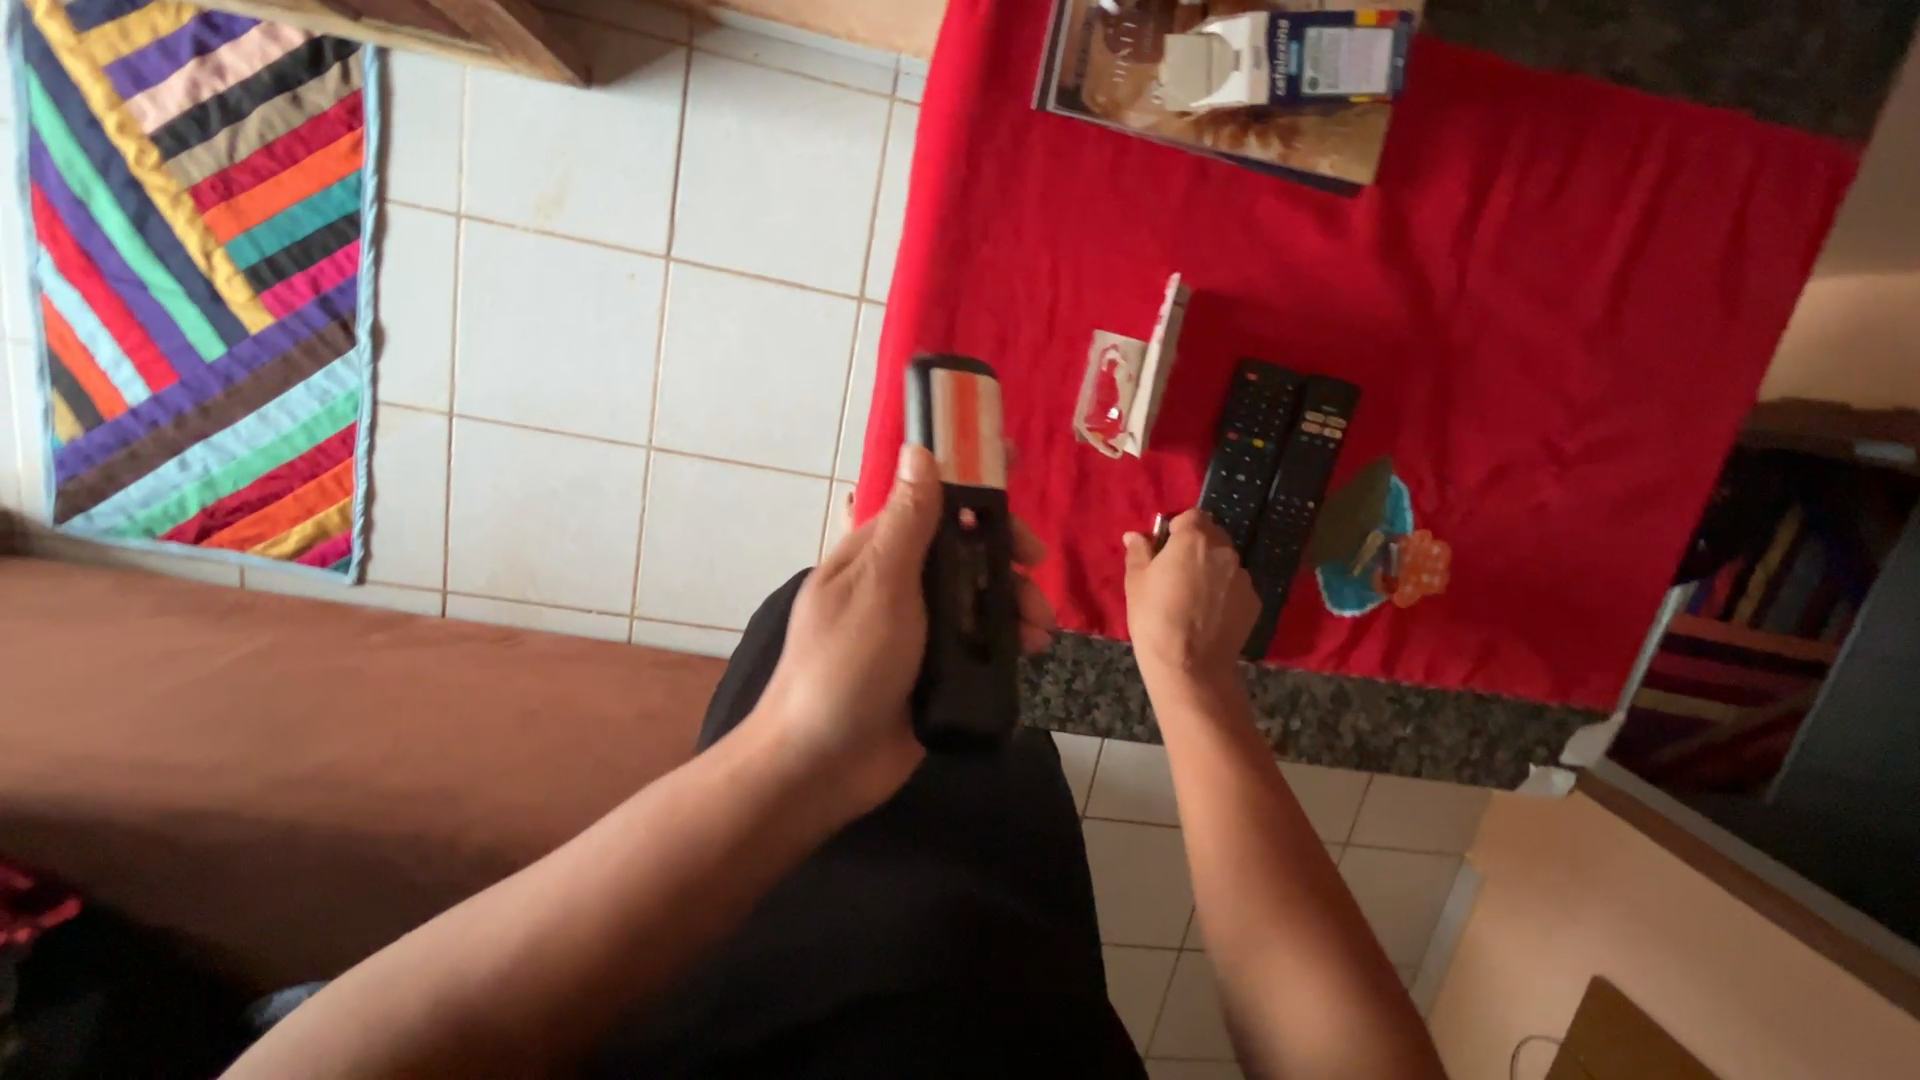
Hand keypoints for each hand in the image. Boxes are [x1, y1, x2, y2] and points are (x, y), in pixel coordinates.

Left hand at [748, 445, 1056, 815]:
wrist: (822, 765)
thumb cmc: (845, 666)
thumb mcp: (879, 588)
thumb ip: (908, 524)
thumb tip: (919, 449)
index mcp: (875, 554)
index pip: (930, 504)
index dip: (974, 493)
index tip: (1018, 484)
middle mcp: (897, 585)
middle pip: (963, 553)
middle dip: (1004, 558)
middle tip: (1036, 570)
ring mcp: (917, 630)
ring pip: (977, 599)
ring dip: (1013, 605)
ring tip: (1041, 631)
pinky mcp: (935, 671)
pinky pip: (979, 644)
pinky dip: (1006, 642)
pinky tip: (1030, 653)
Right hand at [1122, 509, 1259, 693]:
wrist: (1189, 665)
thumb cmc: (1154, 618)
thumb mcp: (1136, 582)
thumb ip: (1139, 552)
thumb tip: (1136, 535)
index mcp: (1194, 539)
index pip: (1192, 516)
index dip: (1178, 529)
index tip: (1165, 549)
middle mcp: (1224, 551)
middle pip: (1213, 536)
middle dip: (1197, 547)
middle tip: (1178, 573)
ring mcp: (1243, 577)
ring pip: (1226, 562)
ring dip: (1213, 570)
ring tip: (1195, 598)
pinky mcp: (1254, 601)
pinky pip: (1236, 587)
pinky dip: (1225, 593)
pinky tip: (1209, 615)